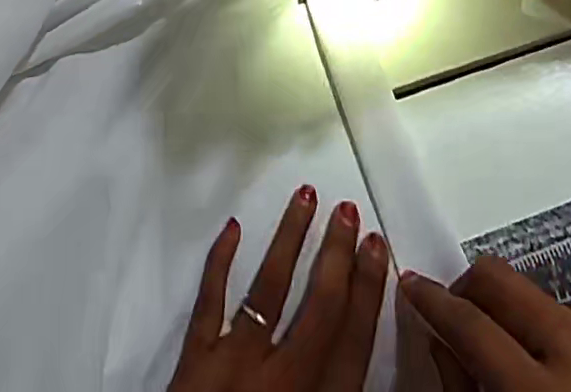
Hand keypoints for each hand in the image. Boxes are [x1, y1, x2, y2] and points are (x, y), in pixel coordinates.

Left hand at [167, 186, 391, 391]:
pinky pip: (209, 301)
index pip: (352, 338)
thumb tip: (368, 369)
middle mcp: (279, 380)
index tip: (376, 245)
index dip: (368, 288)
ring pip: (268, 288)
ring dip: (289, 240)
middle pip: (317, 306)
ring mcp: (233, 364)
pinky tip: (233, 227)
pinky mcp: (194, 360)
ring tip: (304, 197)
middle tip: (346, 210)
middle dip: (335, 254)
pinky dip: (219, 262)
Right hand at [398, 257, 570, 390]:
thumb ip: (459, 385)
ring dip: (497, 306)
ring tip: (488, 342)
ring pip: (525, 289)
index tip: (409, 284)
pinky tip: (523, 356)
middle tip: (450, 317)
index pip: (470, 320)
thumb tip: (439, 336)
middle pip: (497, 278)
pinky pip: (553, 312)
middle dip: (464, 289)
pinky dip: (527, 322)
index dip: (432, 299)